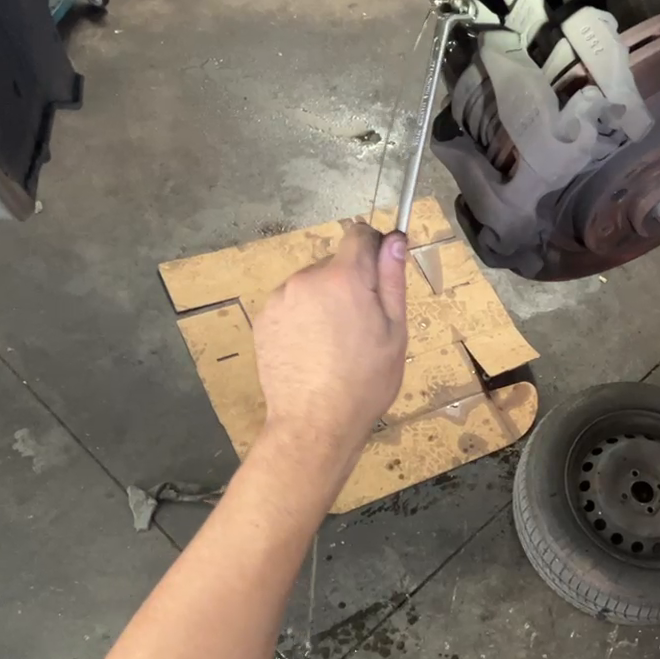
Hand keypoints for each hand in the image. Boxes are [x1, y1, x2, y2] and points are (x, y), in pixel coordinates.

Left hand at [252, 221, 408, 468]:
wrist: (315, 423)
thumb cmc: (365, 382)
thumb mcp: (394, 332)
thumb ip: (393, 280)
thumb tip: (396, 239)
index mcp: (344, 278)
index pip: (360, 235)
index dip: (376, 249)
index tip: (383, 275)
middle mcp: (306, 278)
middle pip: (335, 265)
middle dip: (350, 285)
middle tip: (363, 329)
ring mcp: (280, 299)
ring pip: (312, 287)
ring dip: (325, 303)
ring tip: (336, 346)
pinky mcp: (263, 320)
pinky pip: (292, 306)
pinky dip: (304, 320)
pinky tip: (313, 353)